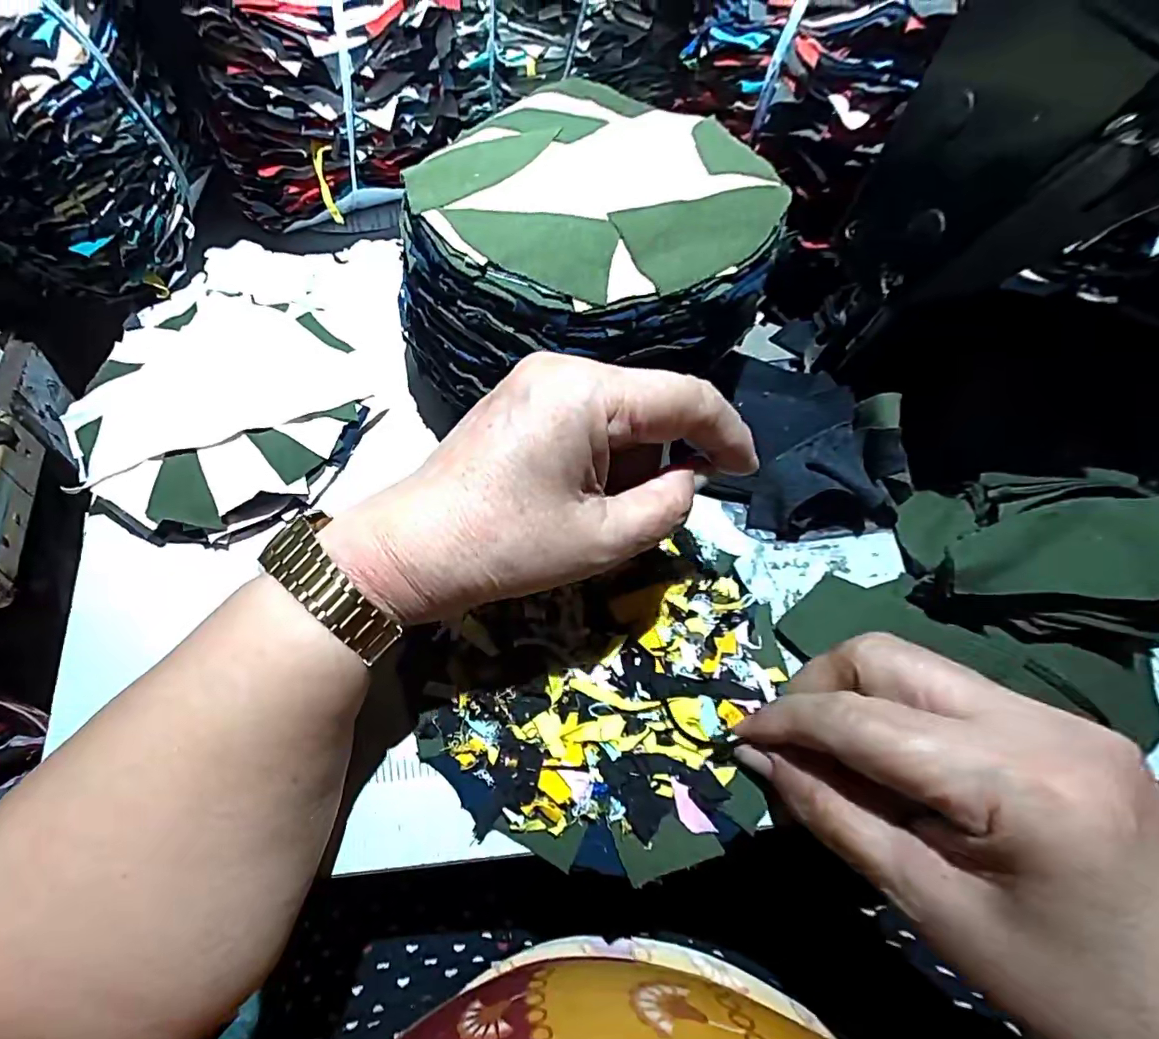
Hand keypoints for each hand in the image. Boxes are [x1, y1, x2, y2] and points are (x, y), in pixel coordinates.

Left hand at [321, 353, 755, 623]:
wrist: (411, 550)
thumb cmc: (506, 547)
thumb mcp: (604, 539)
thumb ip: (668, 505)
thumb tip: (687, 479)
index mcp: (587, 391)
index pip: (686, 396)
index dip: (727, 433)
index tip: (747, 471)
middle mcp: (562, 368)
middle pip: (650, 402)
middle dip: (670, 454)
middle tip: (665, 509)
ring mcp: (535, 381)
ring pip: (619, 412)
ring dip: (633, 460)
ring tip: (604, 514)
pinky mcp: (520, 402)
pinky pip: (585, 418)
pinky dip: (603, 456)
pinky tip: (581, 496)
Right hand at [734, 633, 1158, 1038]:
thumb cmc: (1073, 993)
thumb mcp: (933, 911)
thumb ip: (837, 819)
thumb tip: (766, 762)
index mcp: (1017, 780)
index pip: (863, 715)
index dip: (786, 719)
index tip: (738, 735)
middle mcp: (1042, 720)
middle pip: (887, 654)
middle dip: (816, 687)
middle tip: (786, 742)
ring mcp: (1061, 715)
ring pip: (916, 665)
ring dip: (854, 697)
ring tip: (827, 754)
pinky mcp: (1066, 726)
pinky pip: (951, 694)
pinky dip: (896, 715)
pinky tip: (887, 763)